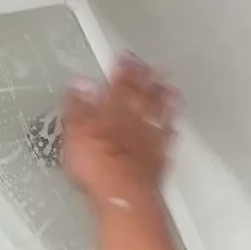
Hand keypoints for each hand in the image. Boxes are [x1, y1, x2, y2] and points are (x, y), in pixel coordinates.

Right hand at [64, 53, 179, 211]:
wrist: (124, 193)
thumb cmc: (98, 164)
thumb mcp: (76, 132)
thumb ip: (79, 106)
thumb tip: (79, 83)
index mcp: (113, 111)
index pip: (119, 83)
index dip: (123, 68)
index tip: (126, 56)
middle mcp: (135, 121)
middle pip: (143, 95)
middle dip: (147, 79)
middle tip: (153, 66)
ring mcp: (149, 140)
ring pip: (159, 114)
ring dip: (164, 100)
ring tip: (170, 89)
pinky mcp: (158, 161)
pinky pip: (167, 139)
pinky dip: (170, 130)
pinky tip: (174, 128)